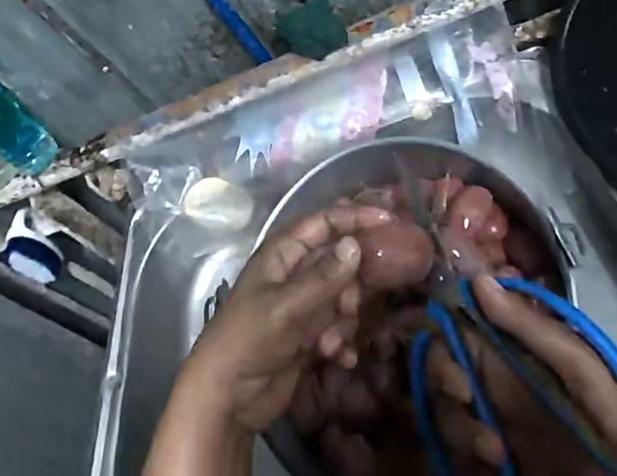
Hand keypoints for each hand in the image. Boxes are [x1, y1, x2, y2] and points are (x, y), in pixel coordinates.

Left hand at [180, 203, 394, 432]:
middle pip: (339, 260)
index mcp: (282, 253)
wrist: (226, 399)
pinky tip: (338, 357)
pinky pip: (338, 325)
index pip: (324, 222)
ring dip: (344, 318)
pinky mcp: (308, 333)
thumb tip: (354, 244)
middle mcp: (294, 272)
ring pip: (342, 295)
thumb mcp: (286, 307)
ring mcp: (302, 303)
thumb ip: (323, 277)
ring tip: (330, 342)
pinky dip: (342, 340)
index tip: (389, 221)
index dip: (355, 217)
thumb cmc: (249, 339)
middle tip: (350, 305)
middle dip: (351, 284)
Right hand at [425, 275, 616, 473]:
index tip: (454, 375)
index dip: (441, 348)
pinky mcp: (513, 473)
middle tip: (467, 408)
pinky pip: (464, 463)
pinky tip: (488, 470)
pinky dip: (461, 463)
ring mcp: (505, 434)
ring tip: (497, 455)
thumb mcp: (588, 369)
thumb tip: (475, 281)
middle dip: (441, 392)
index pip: (457, 336)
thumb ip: (531, 328)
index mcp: (516, 355)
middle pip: (443, 379)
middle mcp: (501, 389)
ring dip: (457, 433)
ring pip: (449, 422)